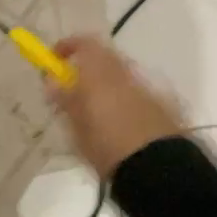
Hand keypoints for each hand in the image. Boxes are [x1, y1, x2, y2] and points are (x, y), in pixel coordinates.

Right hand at [49, 35, 187, 177]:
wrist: (160, 172)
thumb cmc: (107, 147)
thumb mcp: (76, 127)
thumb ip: (64, 100)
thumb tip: (53, 81)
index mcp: (102, 75)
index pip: (85, 43)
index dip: (67, 47)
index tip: (53, 61)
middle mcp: (127, 76)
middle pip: (104, 59)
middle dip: (85, 69)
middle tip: (69, 90)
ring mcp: (148, 91)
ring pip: (120, 78)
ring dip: (103, 86)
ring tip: (92, 114)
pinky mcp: (163, 109)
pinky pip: (135, 95)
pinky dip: (121, 101)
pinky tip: (116, 126)